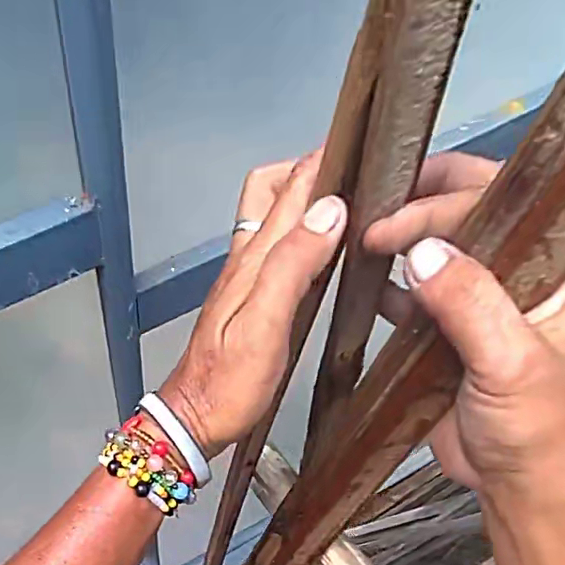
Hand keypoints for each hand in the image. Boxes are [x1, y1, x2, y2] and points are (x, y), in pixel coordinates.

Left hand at [158, 151, 346, 454]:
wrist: (195, 419)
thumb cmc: (227, 385)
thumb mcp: (265, 326)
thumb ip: (292, 266)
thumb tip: (329, 209)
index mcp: (252, 261)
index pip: (291, 188)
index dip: (327, 159)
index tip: (369, 145)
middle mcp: (245, 262)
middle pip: (272, 190)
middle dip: (312, 168)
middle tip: (358, 173)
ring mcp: (244, 281)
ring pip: (273, 219)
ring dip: (307, 201)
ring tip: (350, 204)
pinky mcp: (248, 302)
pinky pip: (275, 251)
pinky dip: (302, 236)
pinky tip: (323, 251)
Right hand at [363, 152, 564, 499]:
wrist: (515, 478)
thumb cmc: (534, 425)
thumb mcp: (509, 361)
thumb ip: (471, 305)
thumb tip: (421, 254)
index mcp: (549, 268)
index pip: (497, 208)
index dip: (439, 208)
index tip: (387, 227)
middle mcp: (512, 277)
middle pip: (470, 214)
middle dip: (423, 201)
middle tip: (376, 203)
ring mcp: (474, 306)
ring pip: (437, 254)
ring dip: (400, 243)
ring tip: (360, 237)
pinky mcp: (441, 336)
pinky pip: (412, 298)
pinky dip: (387, 288)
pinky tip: (365, 284)